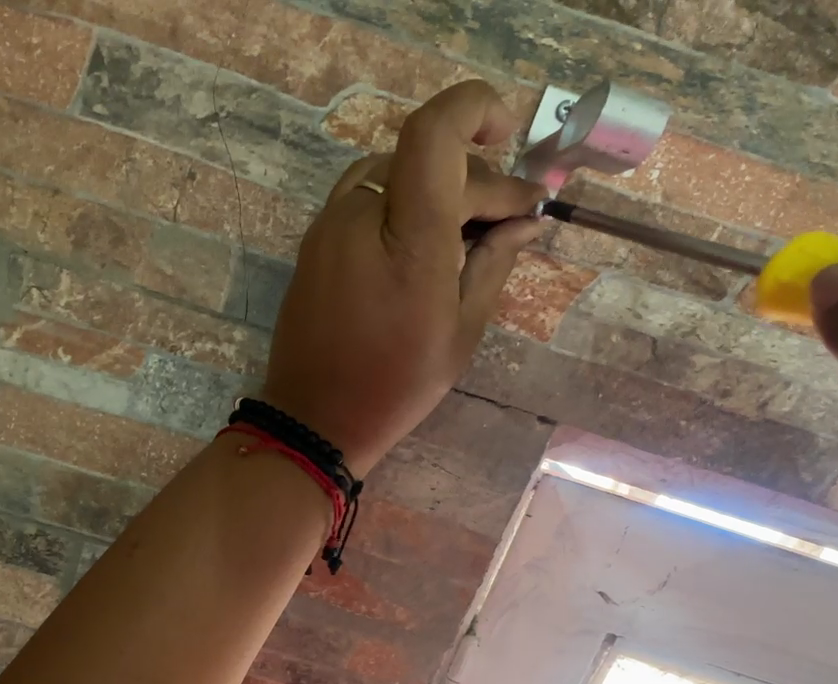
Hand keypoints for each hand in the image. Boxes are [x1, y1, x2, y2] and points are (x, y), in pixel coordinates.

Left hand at [261, 81, 548, 475]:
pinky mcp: (313, 244)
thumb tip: (524, 221)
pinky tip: (422, 238)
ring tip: (467, 228)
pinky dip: (398, 202)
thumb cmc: (396, 384)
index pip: (435, 133)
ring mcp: (328, 228)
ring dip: (434, 185)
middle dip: (476, 177)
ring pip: (389, 171)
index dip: (476, 109)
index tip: (512, 136)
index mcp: (407, 239)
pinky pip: (362, 198)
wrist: (314, 419)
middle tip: (512, 218)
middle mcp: (360, 217)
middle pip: (423, 157)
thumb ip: (493, 262)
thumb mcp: (461, 330)